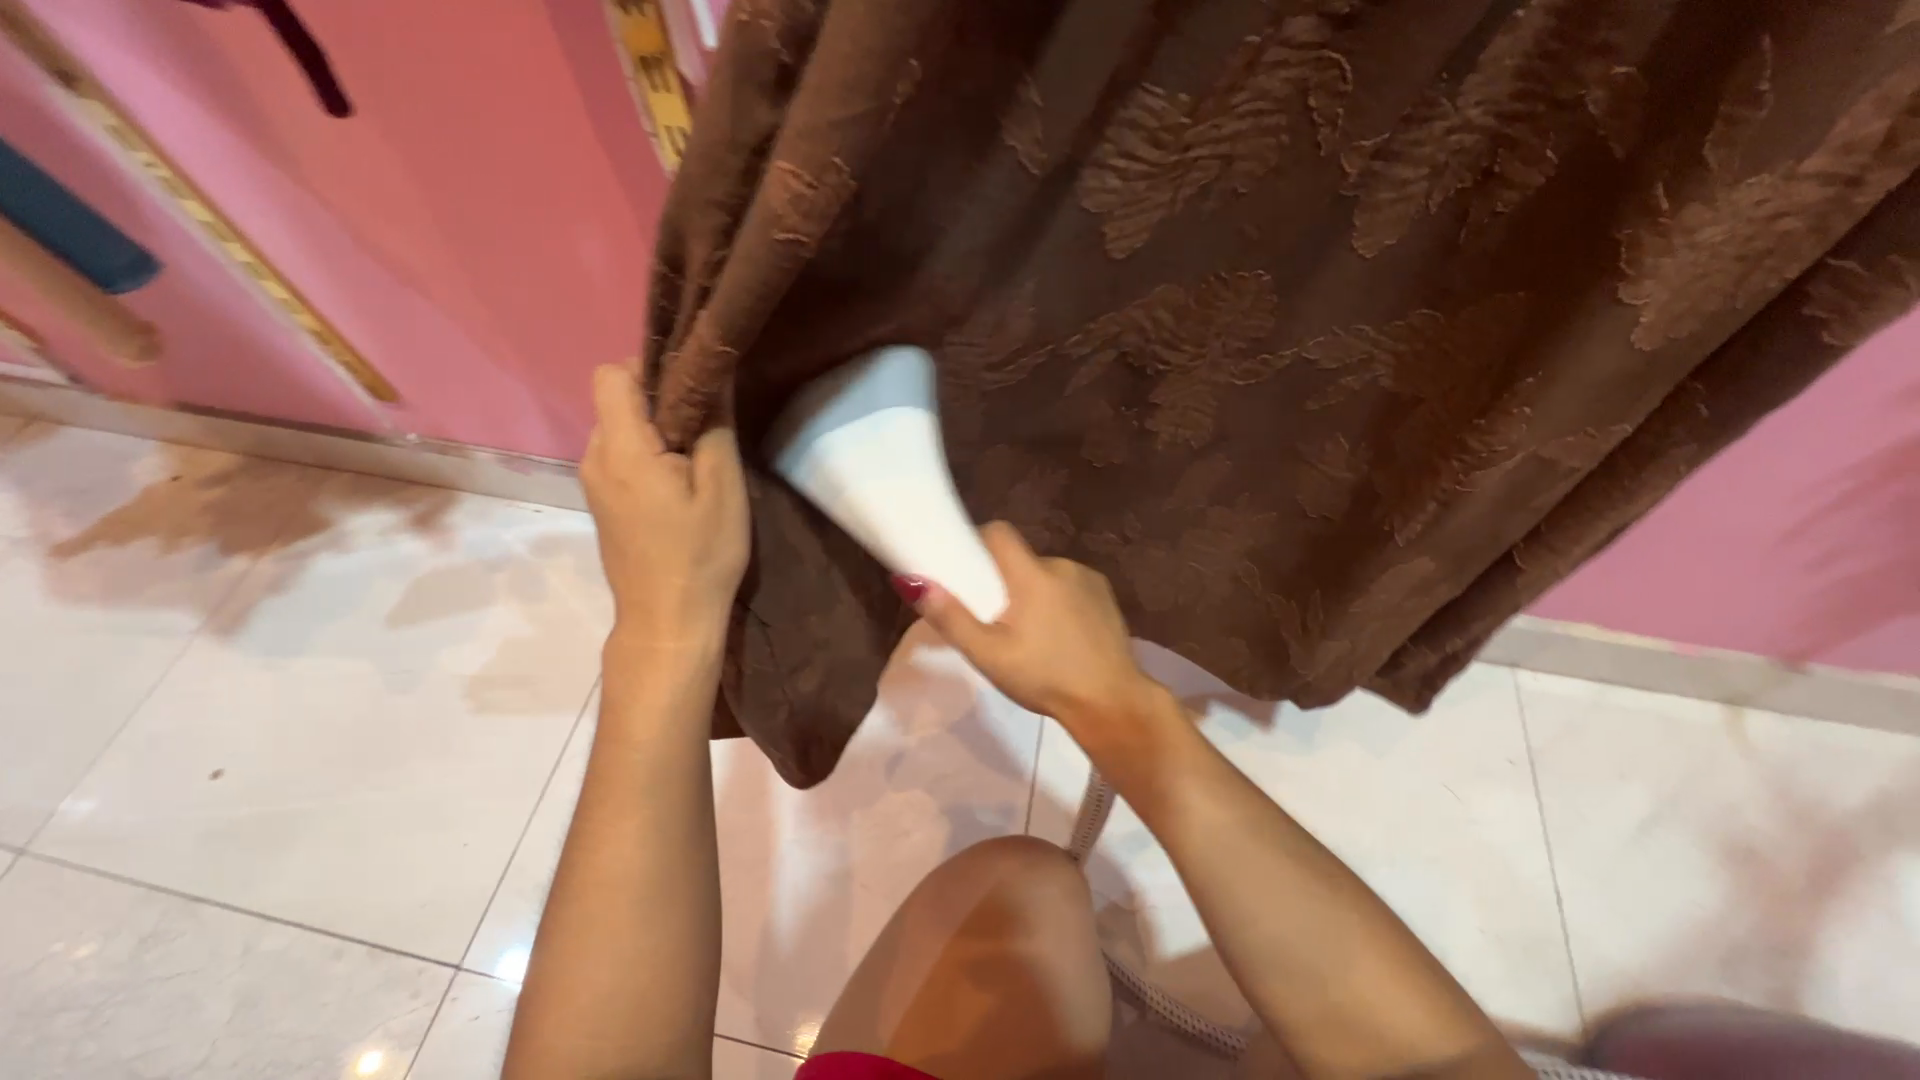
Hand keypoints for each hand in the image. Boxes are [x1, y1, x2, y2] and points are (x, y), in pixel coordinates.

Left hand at [581, 363, 748, 655]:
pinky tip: (679, 489)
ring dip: (657, 431)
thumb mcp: (722, 487)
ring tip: (696, 466)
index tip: (693, 390)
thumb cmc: (701, 556)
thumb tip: (712, 374)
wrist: (667, 622)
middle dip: (661, 402)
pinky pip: (621, 456)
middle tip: (706, 433)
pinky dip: (648, 455)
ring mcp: (593, 482)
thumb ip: (714, 425)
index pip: (612, 374)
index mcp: (622, 449)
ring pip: (621, 428)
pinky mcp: (602, 502)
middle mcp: (595, 458)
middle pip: (617, 400)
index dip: (651, 368)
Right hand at [905, 523, 1157, 732]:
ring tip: (1028, 634)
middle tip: (993, 619)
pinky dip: (1057, 602)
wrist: (1110, 703)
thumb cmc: (1044, 678)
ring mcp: (1089, 580)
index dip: (978, 543)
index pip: (999, 533)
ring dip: (1032, 593)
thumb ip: (951, 617)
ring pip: (1045, 575)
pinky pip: (1070, 587)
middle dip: (1003, 580)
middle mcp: (1062, 566)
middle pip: (1020, 559)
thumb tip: (913, 581)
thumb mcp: (988, 654)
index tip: (966, 569)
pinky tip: (1058, 636)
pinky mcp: (1106, 597)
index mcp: (1032, 575)